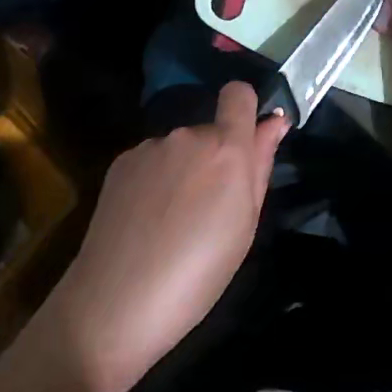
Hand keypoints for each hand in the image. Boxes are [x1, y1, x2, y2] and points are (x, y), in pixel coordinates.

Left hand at [36, 81, 285, 391]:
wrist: (118, 297)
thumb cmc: (199, 274)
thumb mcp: (245, 226)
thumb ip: (259, 165)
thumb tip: (273, 122)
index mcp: (224, 149)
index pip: (238, 94)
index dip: (245, 109)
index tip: (246, 141)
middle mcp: (185, 136)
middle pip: (209, 130)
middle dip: (214, 157)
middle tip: (210, 209)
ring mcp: (148, 147)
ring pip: (178, 148)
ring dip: (183, 170)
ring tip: (173, 221)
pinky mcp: (120, 162)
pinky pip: (151, 161)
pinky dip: (154, 180)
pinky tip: (145, 218)